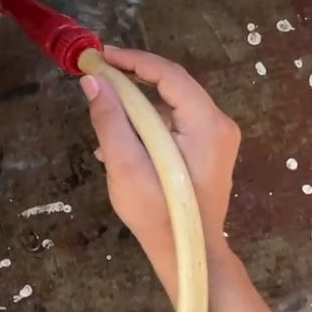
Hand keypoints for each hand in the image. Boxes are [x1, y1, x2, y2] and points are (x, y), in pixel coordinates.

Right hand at [80, 46, 240, 301]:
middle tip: (98, 73)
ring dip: (137, 104)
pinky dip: (147, 123)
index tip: (100, 55)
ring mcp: (217, 138)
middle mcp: (218, 124)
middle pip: (173, 85)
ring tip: (103, 116)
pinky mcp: (208, 151)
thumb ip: (110, 119)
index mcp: (206, 124)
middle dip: (133, 77)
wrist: (188, 256)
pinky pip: (175, 123)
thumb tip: (92, 80)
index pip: (169, 75)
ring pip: (172, 104)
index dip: (133, 60)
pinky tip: (120, 143)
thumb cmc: (157, 213)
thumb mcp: (125, 165)